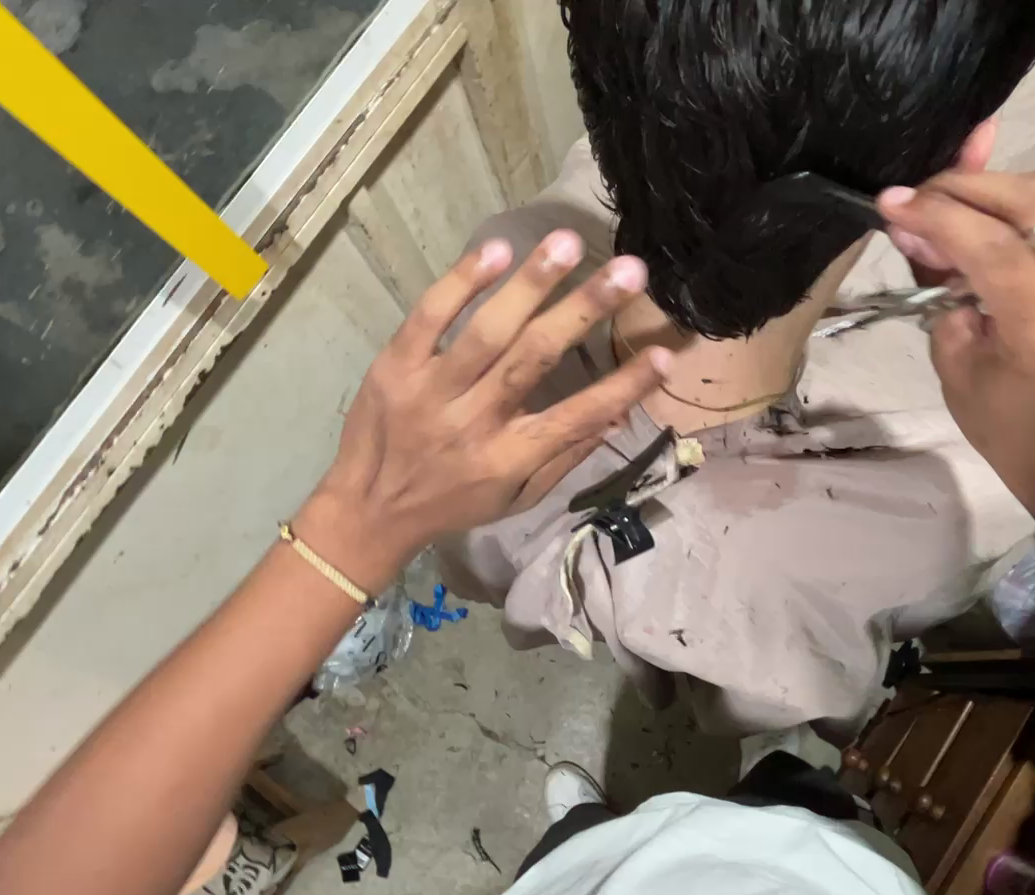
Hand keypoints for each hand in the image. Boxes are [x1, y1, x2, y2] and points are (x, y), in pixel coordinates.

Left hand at [293, 230, 670, 590]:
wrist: (368, 511)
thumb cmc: (453, 505)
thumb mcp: (515, 499)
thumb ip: (564, 458)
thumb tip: (616, 418)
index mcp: (510, 458)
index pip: (578, 417)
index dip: (625, 386)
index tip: (666, 353)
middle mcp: (474, 422)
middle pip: (535, 358)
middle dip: (585, 310)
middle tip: (630, 270)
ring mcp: (430, 390)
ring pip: (486, 331)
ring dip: (530, 284)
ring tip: (568, 243)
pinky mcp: (395, 366)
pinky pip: (429, 317)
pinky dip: (461, 282)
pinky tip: (496, 250)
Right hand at [877, 172, 1034, 514]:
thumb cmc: (1001, 421)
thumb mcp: (954, 364)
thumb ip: (940, 291)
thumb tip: (914, 231)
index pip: (995, 248)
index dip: (940, 217)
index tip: (892, 202)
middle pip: (1033, 202)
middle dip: (967, 186)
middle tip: (916, 194)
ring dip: (990, 188)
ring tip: (940, 200)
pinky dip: (1013, 204)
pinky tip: (977, 211)